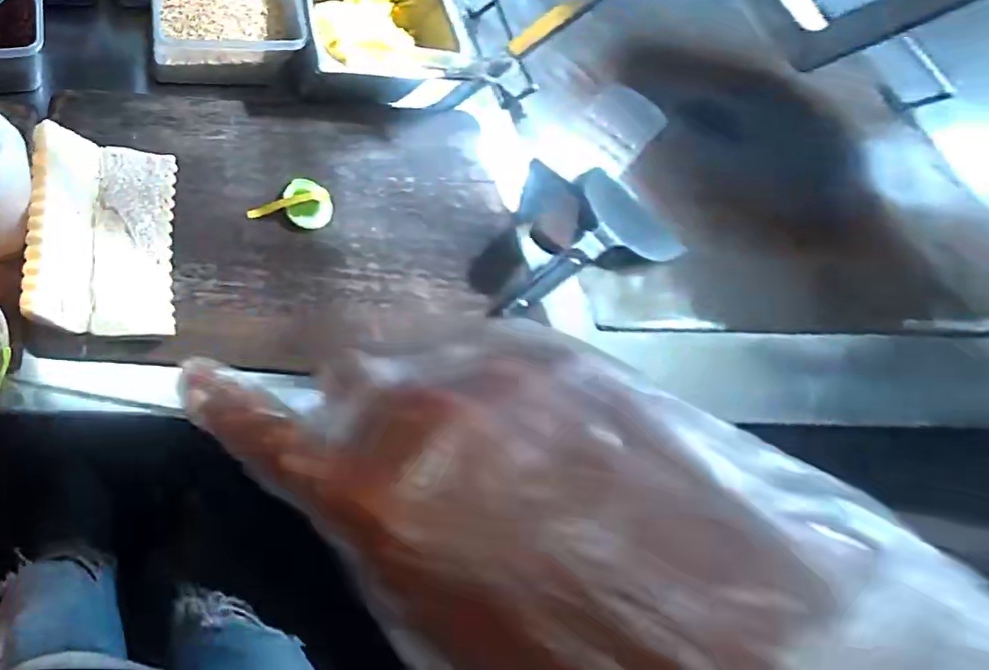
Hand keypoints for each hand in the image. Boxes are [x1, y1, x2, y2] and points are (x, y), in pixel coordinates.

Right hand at [181, 320, 988, 669]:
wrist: (795, 665)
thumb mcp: (435, 635)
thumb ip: (368, 542)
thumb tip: (341, 493)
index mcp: (370, 496)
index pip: (263, 431)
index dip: (221, 402)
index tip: (193, 376)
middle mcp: (407, 414)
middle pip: (345, 381)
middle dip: (360, 416)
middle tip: (413, 463)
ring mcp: (479, 370)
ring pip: (414, 362)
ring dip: (432, 403)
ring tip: (499, 458)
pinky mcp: (550, 350)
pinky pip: (483, 353)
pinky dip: (492, 389)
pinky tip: (551, 438)